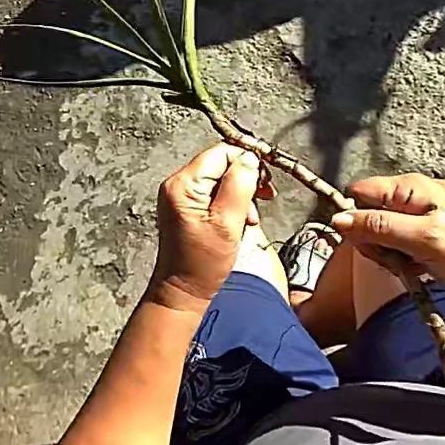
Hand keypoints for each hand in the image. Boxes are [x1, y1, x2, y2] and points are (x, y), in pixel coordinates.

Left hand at [147, 144, 263, 313]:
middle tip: (266, 195)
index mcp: (184, 184)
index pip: (222, 153)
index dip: (248, 161)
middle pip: (221, 163)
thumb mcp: (228, 222)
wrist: (183, 291)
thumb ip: (240, 184)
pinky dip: (231, 203)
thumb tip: (250, 158)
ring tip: (252, 217)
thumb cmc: (203, 262)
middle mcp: (177, 184)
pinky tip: (241, 221)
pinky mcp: (185, 207)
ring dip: (241, 193)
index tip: (267, 179)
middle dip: (246, 178)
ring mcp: (179, 195)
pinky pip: (213, 193)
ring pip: (220, 179)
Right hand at [330, 174, 444, 296]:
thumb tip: (339, 219)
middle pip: (366, 214)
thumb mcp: (421, 238)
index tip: (369, 241)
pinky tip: (417, 268)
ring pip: (378, 233)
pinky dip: (399, 259)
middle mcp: (409, 196)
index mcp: (410, 188)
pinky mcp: (421, 234)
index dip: (356, 217)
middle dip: (372, 240)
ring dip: (386, 253)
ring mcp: (415, 216)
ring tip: (410, 264)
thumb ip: (378, 226)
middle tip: (395, 258)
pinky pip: (394, 244)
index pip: (359, 193)